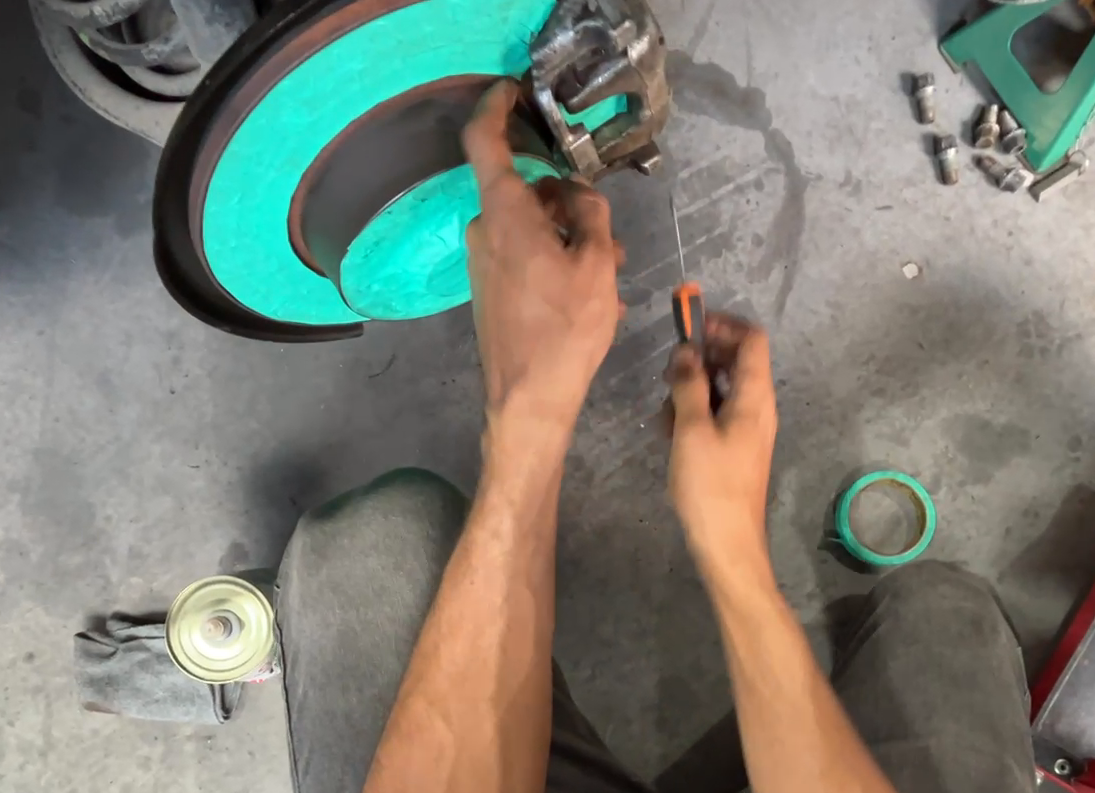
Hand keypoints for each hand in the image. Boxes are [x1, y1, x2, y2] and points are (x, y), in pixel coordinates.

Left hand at [463, 79, 622, 435]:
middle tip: (610, 240)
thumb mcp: (595, 264)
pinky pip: (525, 263)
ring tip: (609, 279)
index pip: (485, 139)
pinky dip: (556, 269)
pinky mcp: (491, 294)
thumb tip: (579, 195)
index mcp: (504, 214)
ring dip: (570, 244)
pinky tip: (589, 301)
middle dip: (570, 207)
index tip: (516, 92)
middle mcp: (484, 233)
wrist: (528, 400)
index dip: (498, 107)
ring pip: (531, 232)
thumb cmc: (564, 329)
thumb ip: (590, 214)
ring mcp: (484, 266)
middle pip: (527, 195)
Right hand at [665, 314, 777, 571]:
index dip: (721, 326)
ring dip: (692, 389)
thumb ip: (688, 385)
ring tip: (664, 411)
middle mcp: (758, 407)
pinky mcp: (735, 448)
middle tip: (668, 373)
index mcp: (755, 396)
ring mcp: (748, 429)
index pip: (751, 339)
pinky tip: (671, 432)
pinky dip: (695, 413)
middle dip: (700, 358)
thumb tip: (684, 351)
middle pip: (735, 361)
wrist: (727, 541)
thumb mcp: (691, 430)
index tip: (686, 329)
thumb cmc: (710, 485)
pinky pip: (717, 415)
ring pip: (722, 389)